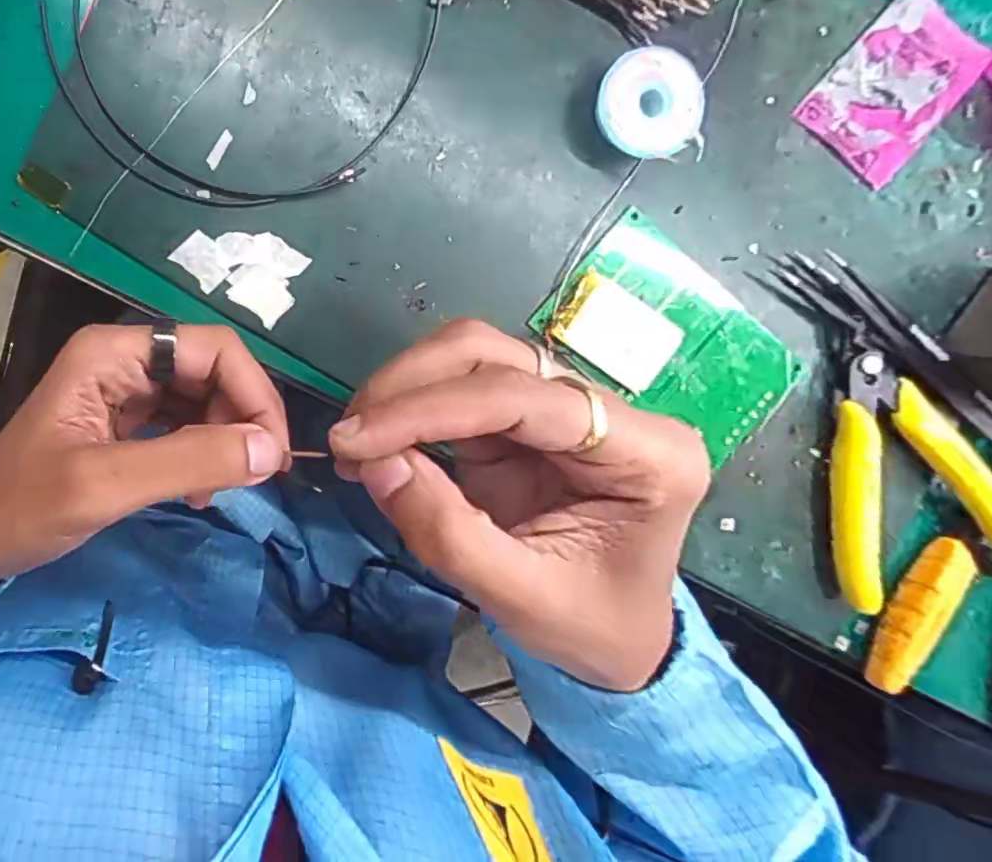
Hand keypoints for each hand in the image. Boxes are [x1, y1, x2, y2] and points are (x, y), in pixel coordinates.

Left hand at [0, 324, 289, 583]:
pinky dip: (200, 453)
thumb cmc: (21, 508)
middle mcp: (120, 360)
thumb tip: (268, 449)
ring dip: (222, 440)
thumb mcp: (103, 484)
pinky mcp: (121, 424)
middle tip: (251, 477)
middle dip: (240, 419)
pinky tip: (197, 490)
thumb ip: (187, 460)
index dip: (252, 393)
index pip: (211, 348)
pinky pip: (180, 425)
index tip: (270, 454)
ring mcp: (120, 391)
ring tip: (216, 490)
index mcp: (110, 353)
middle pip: (210, 371)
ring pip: (200, 399)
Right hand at [329, 320, 710, 690]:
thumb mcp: (519, 597)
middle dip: (404, 387)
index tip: (354, 442)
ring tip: (357, 441)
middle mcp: (602, 410)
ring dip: (396, 389)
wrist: (609, 639)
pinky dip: (399, 405)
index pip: (518, 396)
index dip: (427, 409)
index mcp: (642, 452)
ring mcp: (555, 404)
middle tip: (349, 439)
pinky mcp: (513, 414)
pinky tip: (374, 441)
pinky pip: (446, 384)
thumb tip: (375, 463)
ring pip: (461, 355)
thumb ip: (446, 532)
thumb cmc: (586, 624)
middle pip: (485, 353)